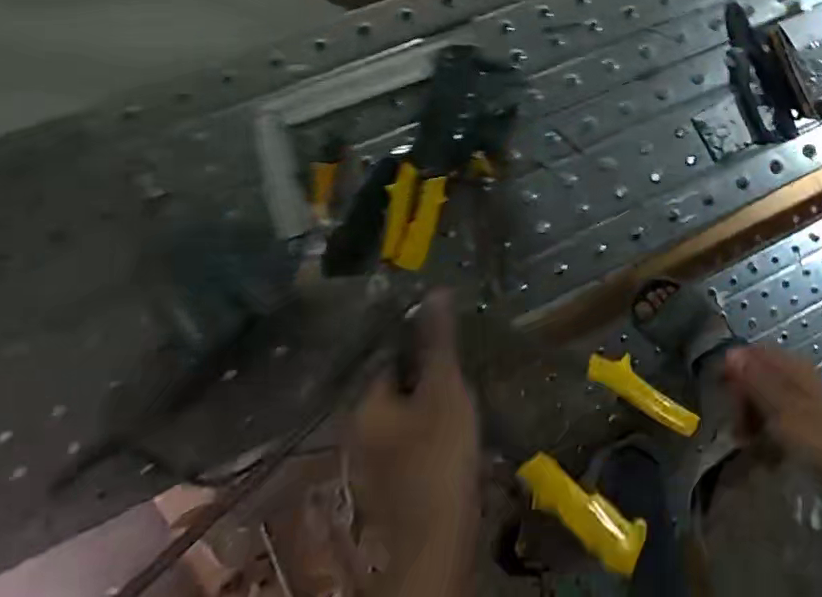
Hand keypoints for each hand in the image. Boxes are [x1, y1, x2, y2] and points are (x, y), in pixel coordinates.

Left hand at [345, 292, 478, 594]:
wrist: (437, 530)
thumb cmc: (438, 452)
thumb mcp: (444, 387)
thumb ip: (438, 341)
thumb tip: (435, 291)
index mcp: (361, 404)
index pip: (386, 354)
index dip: (417, 339)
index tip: (450, 331)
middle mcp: (356, 427)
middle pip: (394, 381)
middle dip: (425, 366)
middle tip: (463, 356)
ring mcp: (371, 454)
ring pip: (403, 407)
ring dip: (429, 393)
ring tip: (465, 381)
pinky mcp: (390, 473)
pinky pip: (409, 430)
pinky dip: (429, 419)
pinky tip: (455, 419)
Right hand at [722, 345, 821, 502]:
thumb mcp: (786, 413)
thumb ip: (758, 383)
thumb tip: (730, 351)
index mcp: (795, 369)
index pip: (755, 355)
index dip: (735, 373)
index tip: (720, 400)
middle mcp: (800, 382)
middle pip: (759, 381)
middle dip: (743, 404)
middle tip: (739, 434)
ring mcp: (807, 408)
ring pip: (767, 408)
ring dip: (754, 427)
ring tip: (750, 452)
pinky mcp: (812, 433)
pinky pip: (780, 430)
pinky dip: (769, 443)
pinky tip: (767, 463)